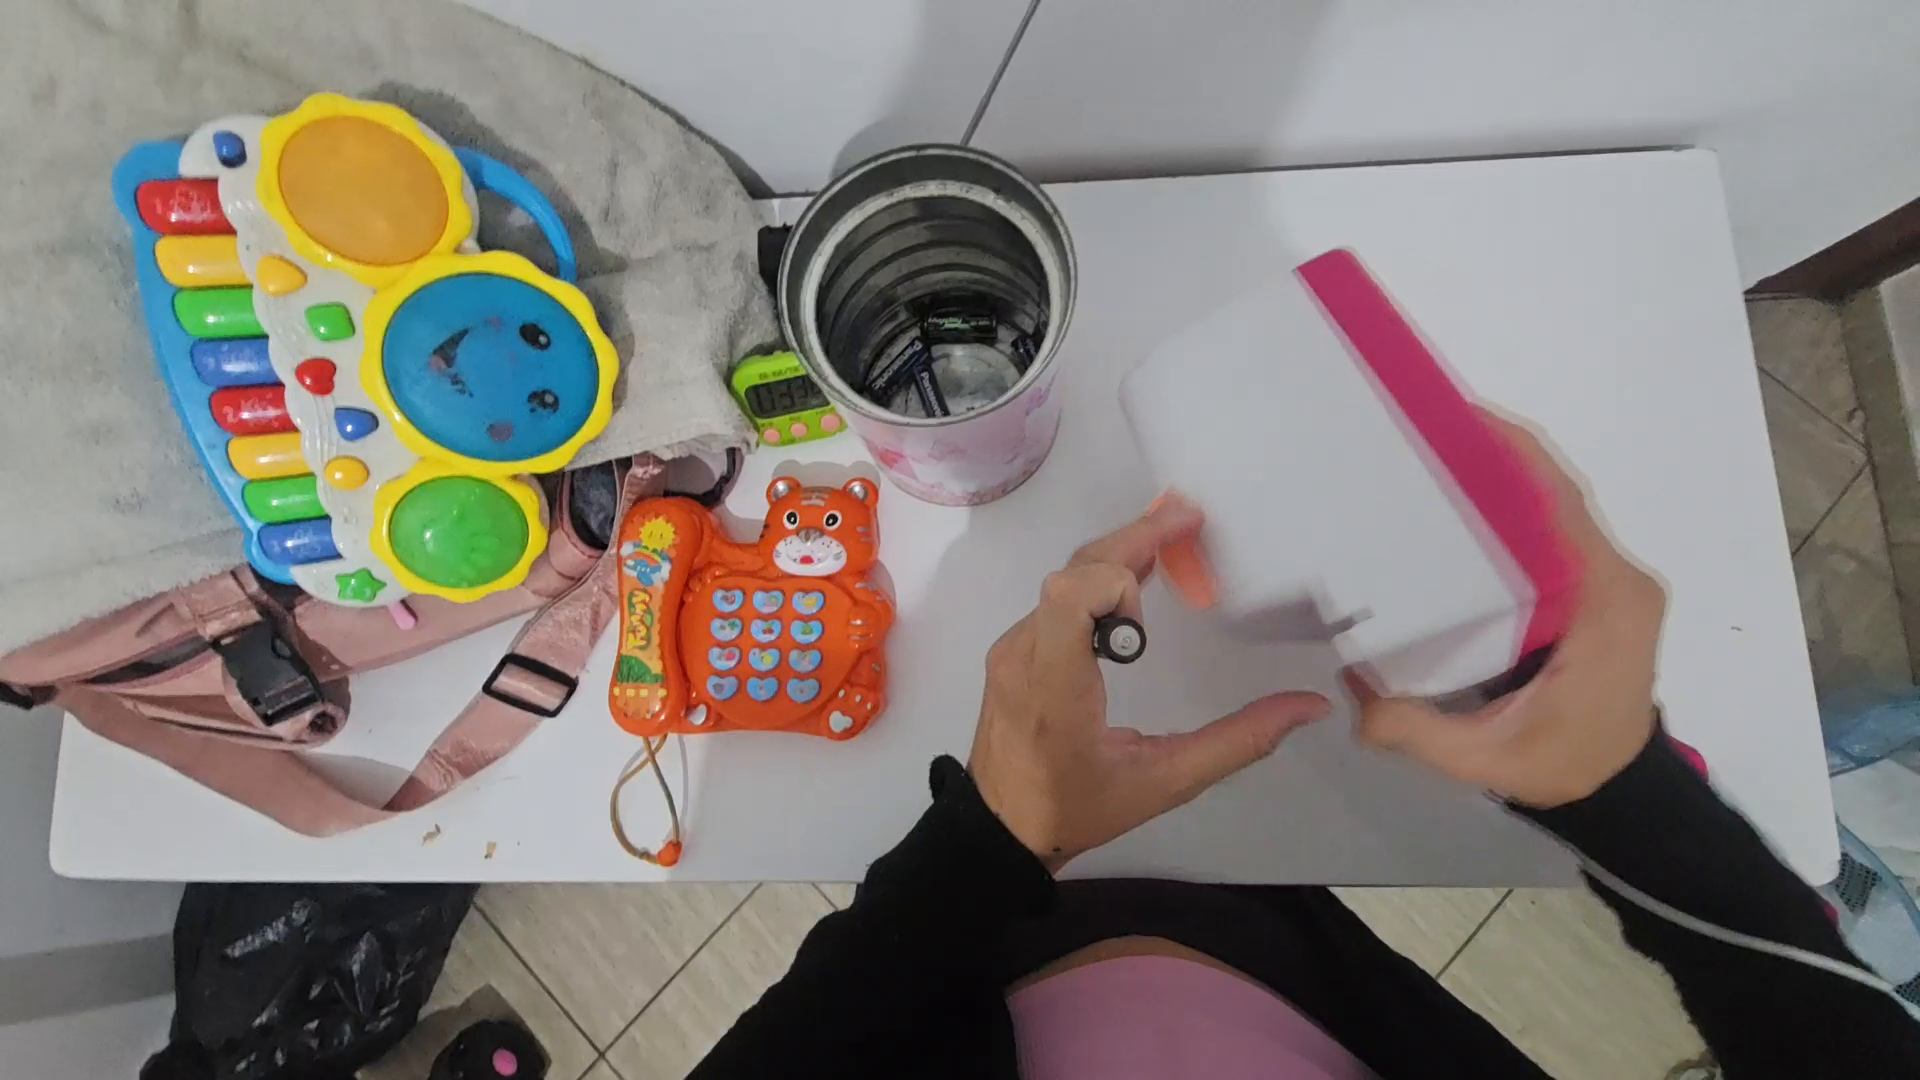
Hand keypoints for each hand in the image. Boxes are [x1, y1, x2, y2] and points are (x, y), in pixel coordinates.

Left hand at [968, 495, 1330, 871]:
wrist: (998, 826)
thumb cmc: (1077, 808)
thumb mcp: (1163, 783)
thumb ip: (1236, 743)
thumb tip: (1307, 707)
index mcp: (1056, 686)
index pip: (1067, 596)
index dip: (1113, 581)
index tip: (1150, 614)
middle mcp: (1024, 653)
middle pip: (1071, 573)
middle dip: (1131, 541)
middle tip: (1188, 518)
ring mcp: (1011, 648)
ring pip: (1062, 582)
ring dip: (1116, 559)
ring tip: (1171, 542)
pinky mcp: (1012, 650)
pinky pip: (1054, 601)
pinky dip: (1095, 584)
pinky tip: (1132, 587)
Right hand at [1344, 413, 1662, 808]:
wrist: (1618, 791)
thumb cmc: (1563, 766)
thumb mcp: (1484, 759)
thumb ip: (1413, 728)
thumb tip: (1348, 682)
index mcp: (1603, 601)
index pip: (1558, 503)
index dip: (1509, 452)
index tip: (1449, 418)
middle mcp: (1612, 576)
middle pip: (1547, 490)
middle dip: (1483, 452)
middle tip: (1406, 434)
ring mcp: (1601, 580)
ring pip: (1542, 505)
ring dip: (1486, 474)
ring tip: (1412, 460)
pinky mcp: (1584, 589)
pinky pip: (1539, 530)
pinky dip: (1494, 507)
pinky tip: (1434, 510)